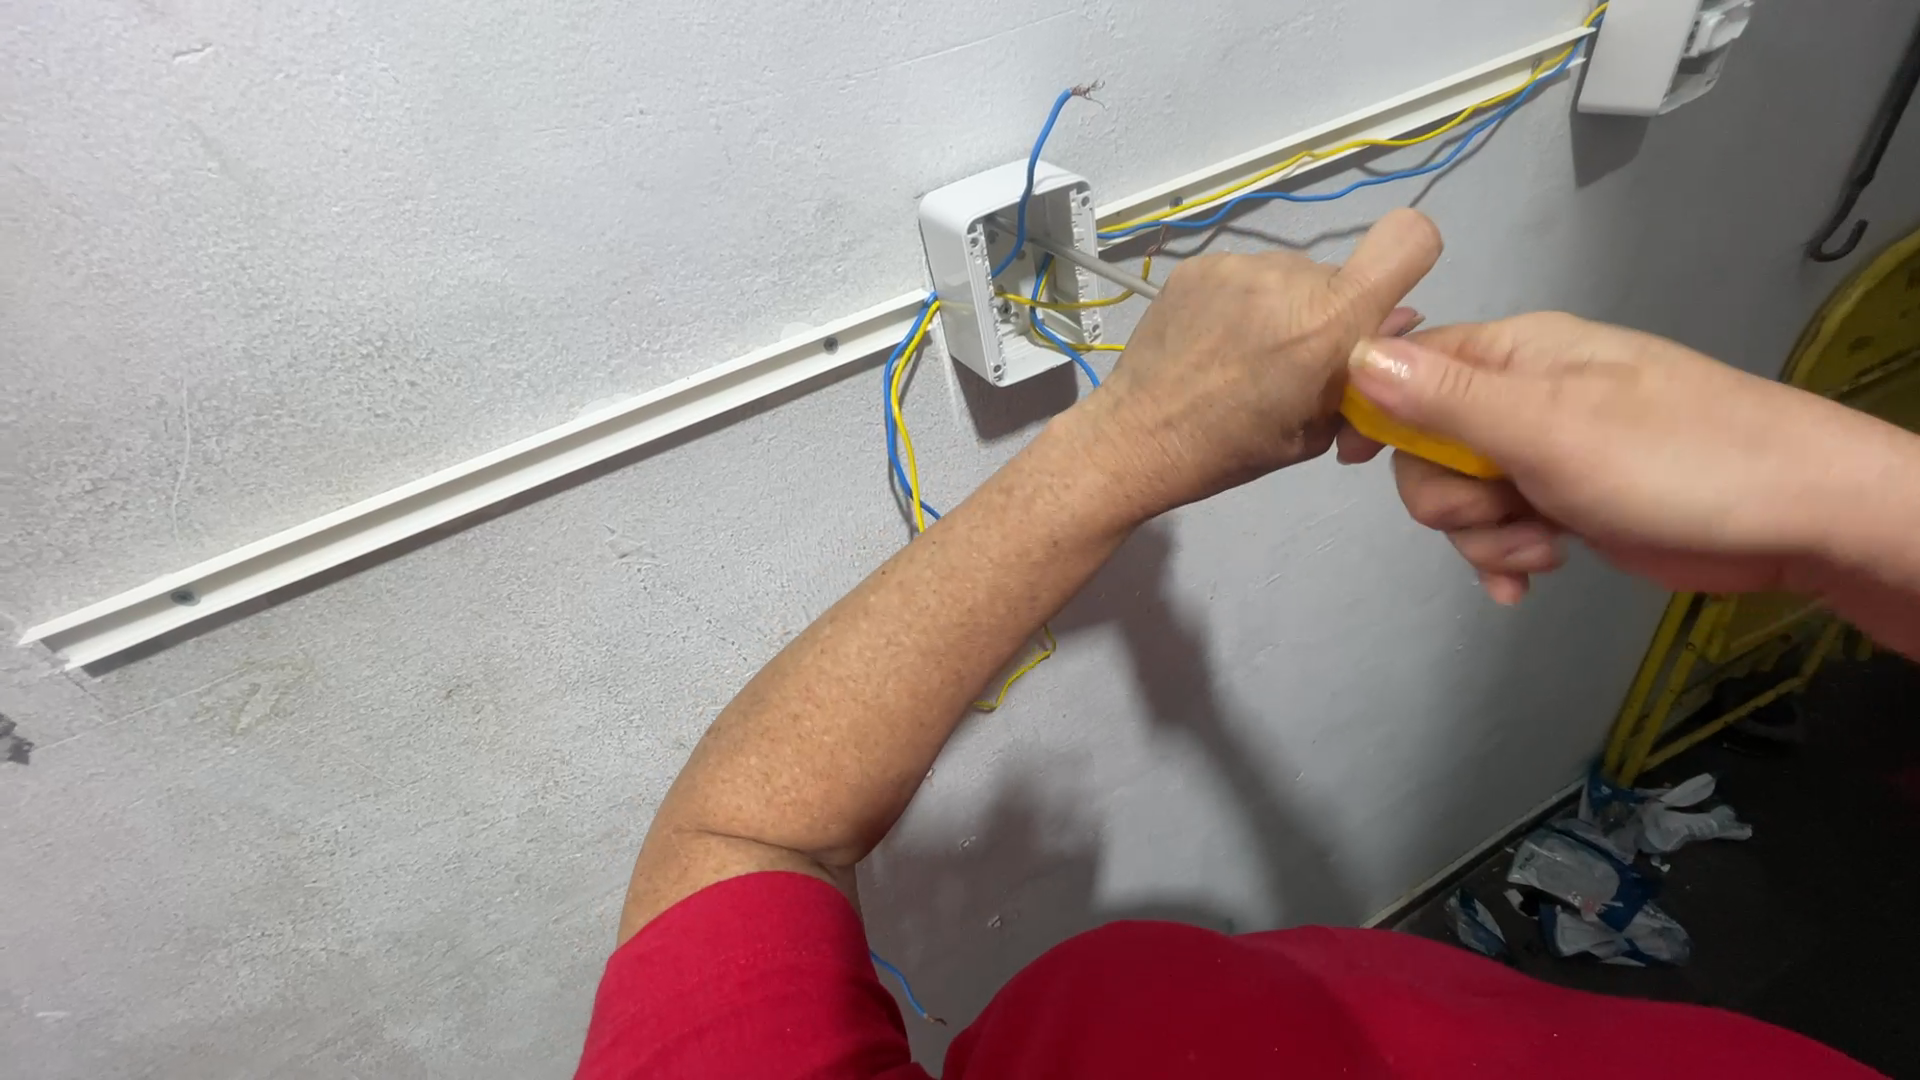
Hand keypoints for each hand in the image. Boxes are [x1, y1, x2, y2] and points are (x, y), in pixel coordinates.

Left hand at [1082, 208, 1442, 518]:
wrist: (1134, 437)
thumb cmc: (1226, 451)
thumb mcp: (1311, 431)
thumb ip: (1361, 374)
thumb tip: (1397, 322)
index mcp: (1326, 322)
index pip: (1409, 238)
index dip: (1406, 262)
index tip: (1379, 300)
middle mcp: (1286, 277)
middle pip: (1334, 275)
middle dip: (1322, 313)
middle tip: (1285, 363)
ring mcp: (1234, 266)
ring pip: (1284, 277)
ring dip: (1277, 308)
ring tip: (1238, 356)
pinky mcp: (1194, 267)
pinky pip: (1239, 276)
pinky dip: (1236, 303)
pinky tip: (1209, 343)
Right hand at [1338, 312, 1888, 602]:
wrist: (1806, 525)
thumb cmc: (1675, 460)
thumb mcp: (1546, 426)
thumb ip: (1444, 397)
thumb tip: (1353, 357)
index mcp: (1510, 356)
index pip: (1403, 366)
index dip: (1371, 409)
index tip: (1356, 457)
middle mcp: (1513, 398)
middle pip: (1419, 447)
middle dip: (1447, 495)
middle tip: (1501, 507)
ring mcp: (1533, 451)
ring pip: (1451, 496)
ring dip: (1484, 534)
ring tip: (1545, 545)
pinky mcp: (1552, 499)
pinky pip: (1489, 527)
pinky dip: (1501, 555)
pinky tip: (1526, 578)